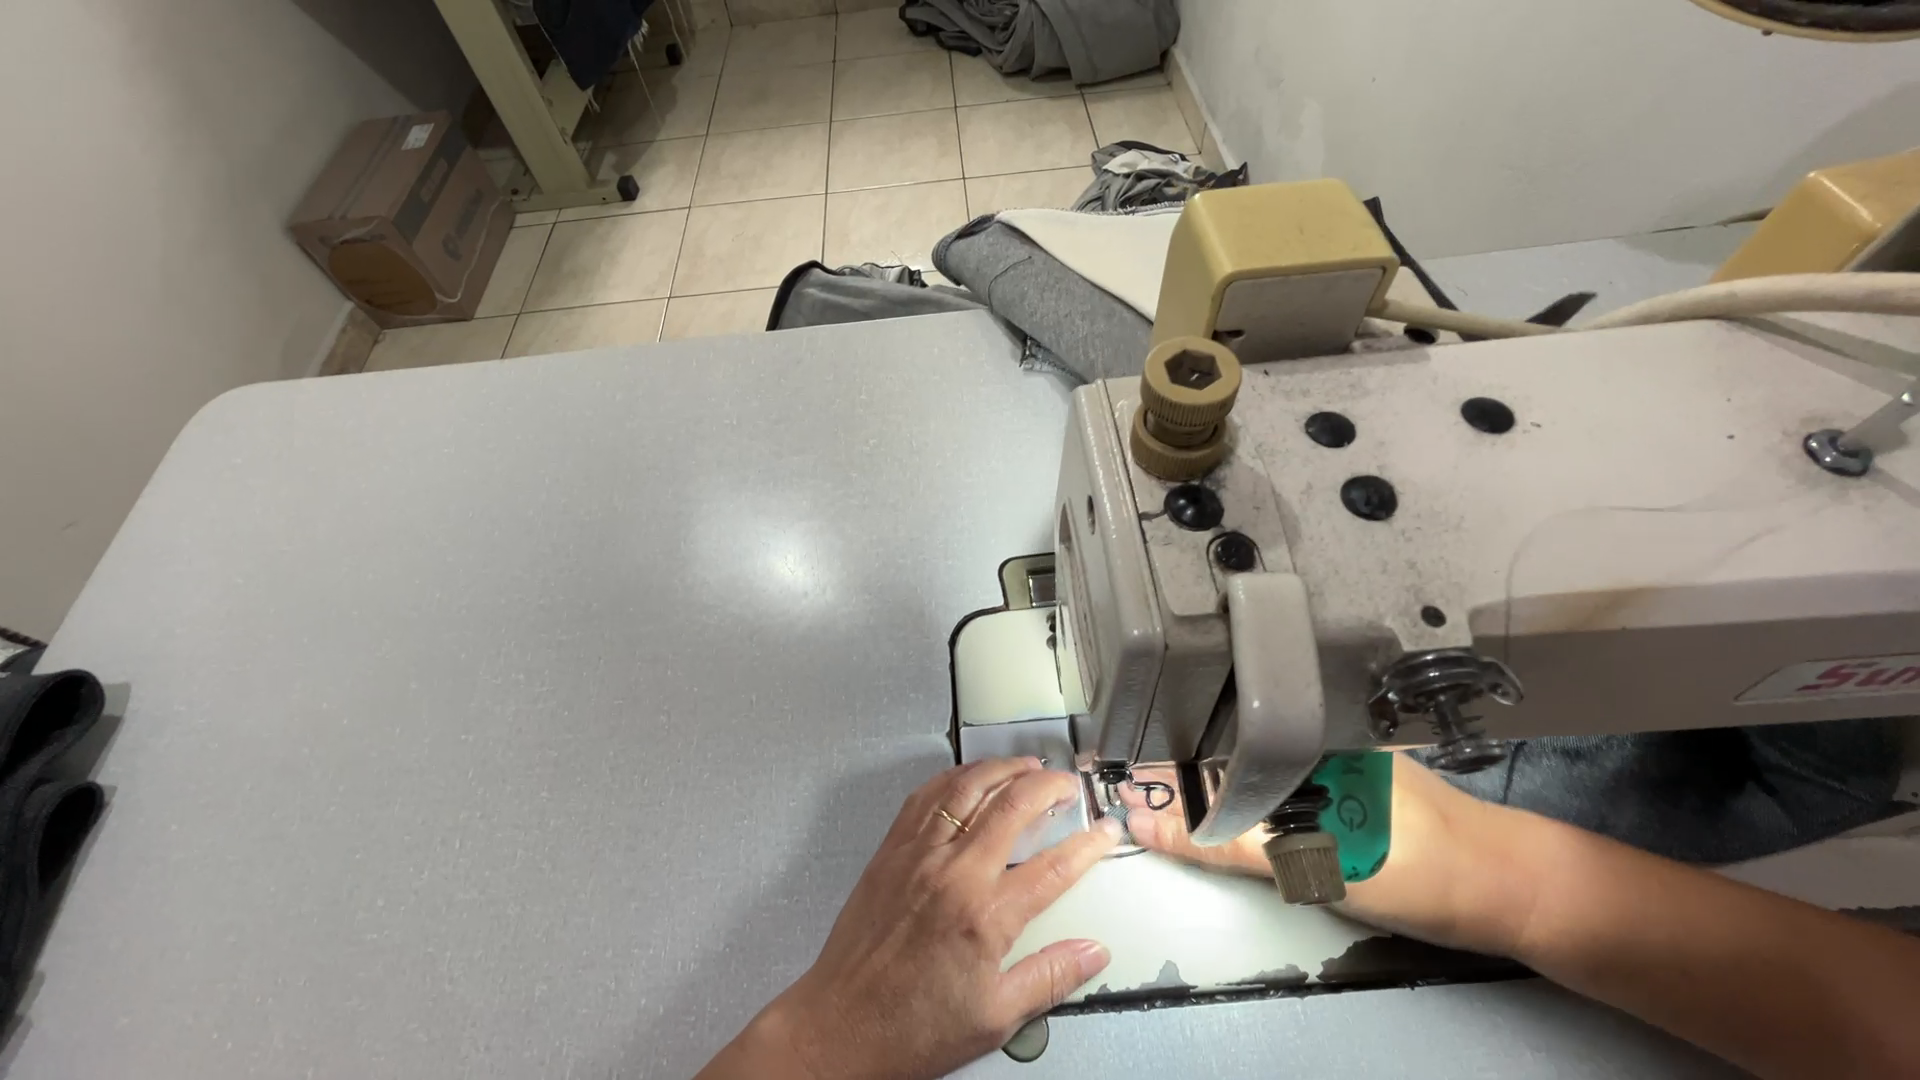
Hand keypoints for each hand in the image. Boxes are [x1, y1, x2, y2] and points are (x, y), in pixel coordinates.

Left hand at [702, 758, 1123, 1079]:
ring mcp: (919, 854)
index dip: (1087, 844)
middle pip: (1012, 806)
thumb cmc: (912, 1026)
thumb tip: (1093, 952)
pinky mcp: (892, 850)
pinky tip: (969, 776)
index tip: (1105, 832)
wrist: (841, 1024)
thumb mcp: (994, 1016)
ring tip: (1027, 765)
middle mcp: (953, 873)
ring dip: (1003, 768)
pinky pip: (925, 797)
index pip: (1053, 867)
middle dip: (1048, 786)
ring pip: (967, 788)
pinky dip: (954, 777)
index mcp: (984, 916)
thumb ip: (1050, 977)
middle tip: (1066, 785)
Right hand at [1125, 755, 1544, 957]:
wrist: (1509, 894)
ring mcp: (1324, 766)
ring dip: (1200, 794)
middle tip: (1126, 796)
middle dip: (1172, 775)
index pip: (1214, 740)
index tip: (1123, 781)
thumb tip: (1149, 824)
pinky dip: (1235, 805)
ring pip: (1244, 775)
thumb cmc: (1418, 866)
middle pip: (1222, 755)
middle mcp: (1309, 740)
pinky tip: (1208, 813)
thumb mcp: (1313, 857)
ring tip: (1150, 804)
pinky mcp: (1335, 794)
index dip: (1164, 762)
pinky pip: (1269, 793)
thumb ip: (1227, 843)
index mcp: (1303, 732)